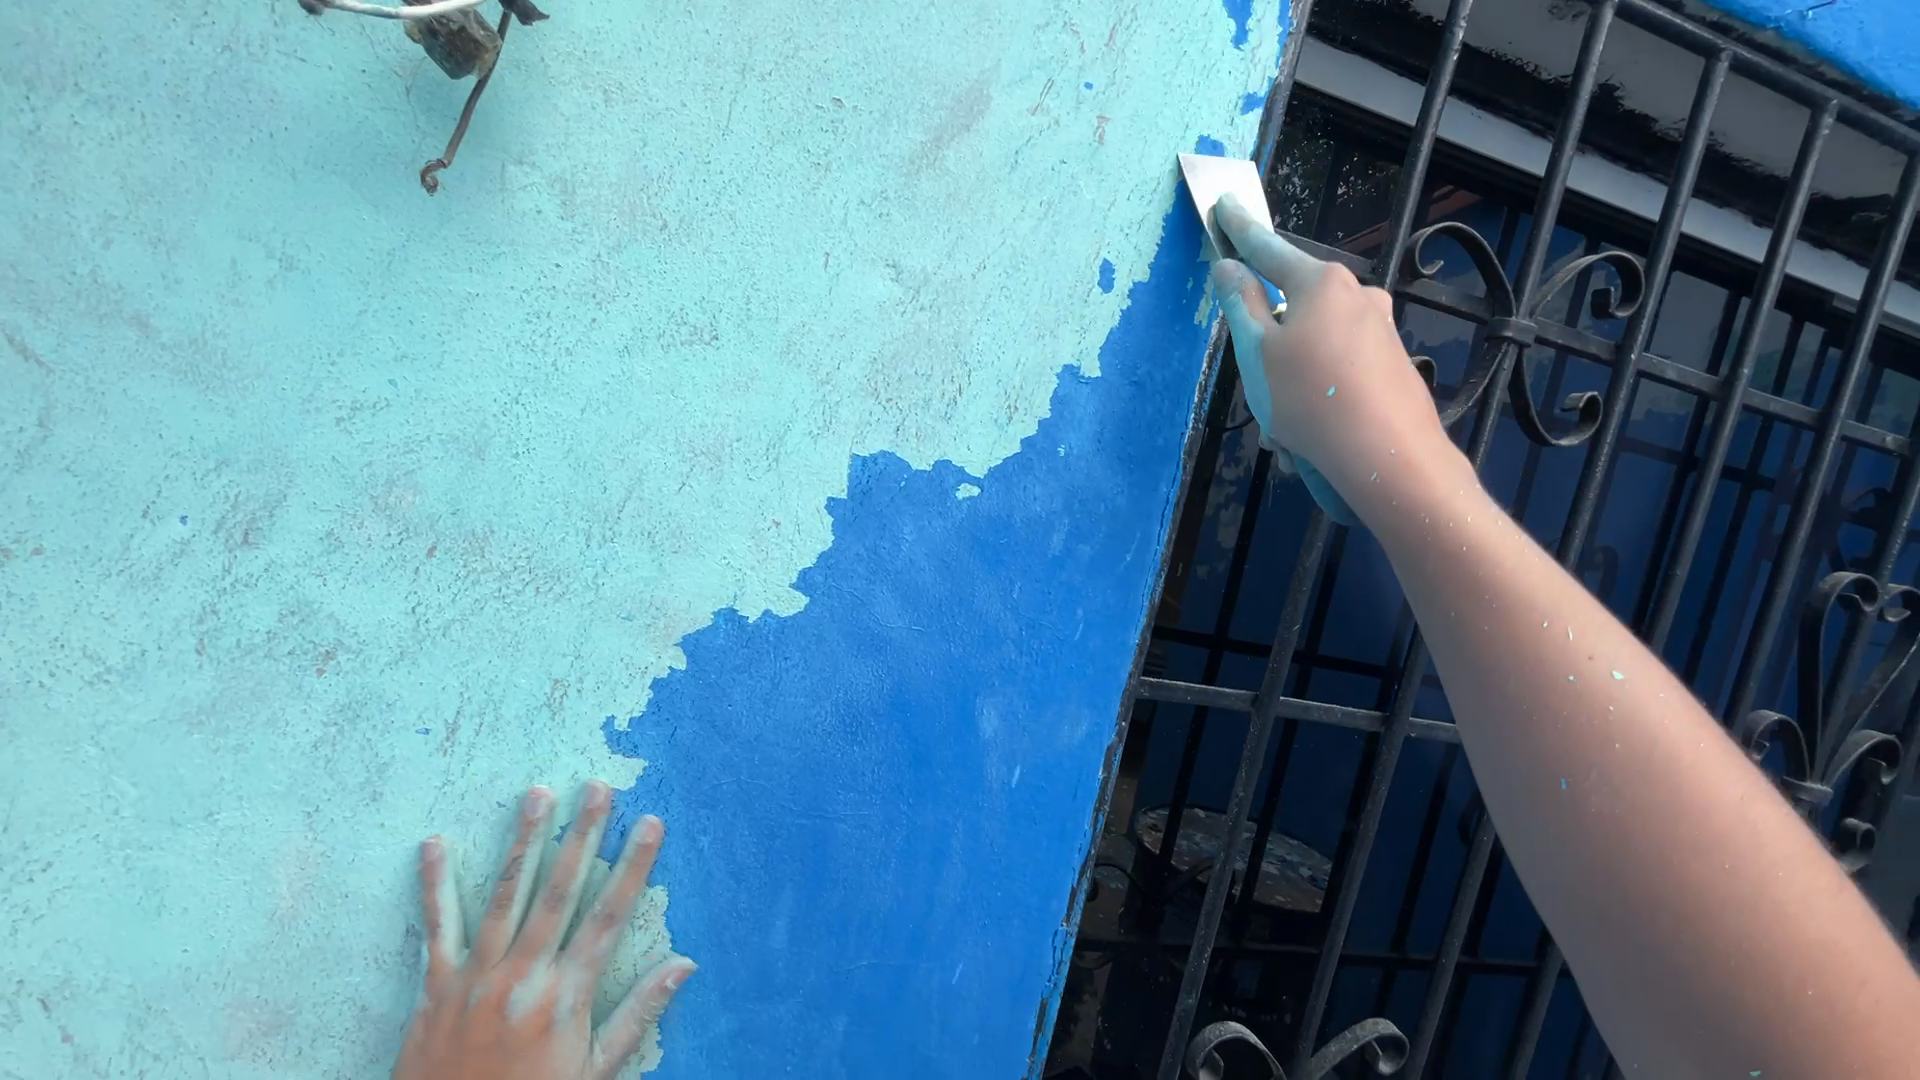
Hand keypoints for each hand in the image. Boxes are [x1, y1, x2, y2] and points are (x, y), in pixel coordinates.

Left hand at [393, 782, 695, 1079]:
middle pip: (560, 891)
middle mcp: (524, 975)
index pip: (611, 915)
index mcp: (567, 994)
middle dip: (582, 835)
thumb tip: (685, 964)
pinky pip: (437, 929)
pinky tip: (435, 845)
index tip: (650, 824)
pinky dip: (434, 885)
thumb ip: (638, 1014)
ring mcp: (477, 978)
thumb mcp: (595, 1072)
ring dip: (525, 842)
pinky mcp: (436, 989)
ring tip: (539, 796)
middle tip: (596, 788)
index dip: (634, 865)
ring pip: (506, 896)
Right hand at [1207, 194, 1460, 522]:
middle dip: (1267, 351)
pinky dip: (1315, 400)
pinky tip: (1309, 438)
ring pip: (1311, 351)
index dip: (1240, 231)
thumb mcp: (1257, 352)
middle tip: (1259, 392)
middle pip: (1291, 309)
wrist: (1385, 455)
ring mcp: (1378, 329)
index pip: (1268, 248)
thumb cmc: (1307, 398)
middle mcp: (1356, 295)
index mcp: (1320, 282)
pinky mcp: (1391, 364)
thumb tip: (1227, 266)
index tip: (1226, 204)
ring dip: (1288, 388)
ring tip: (1284, 432)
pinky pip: (1335, 374)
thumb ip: (1240, 304)